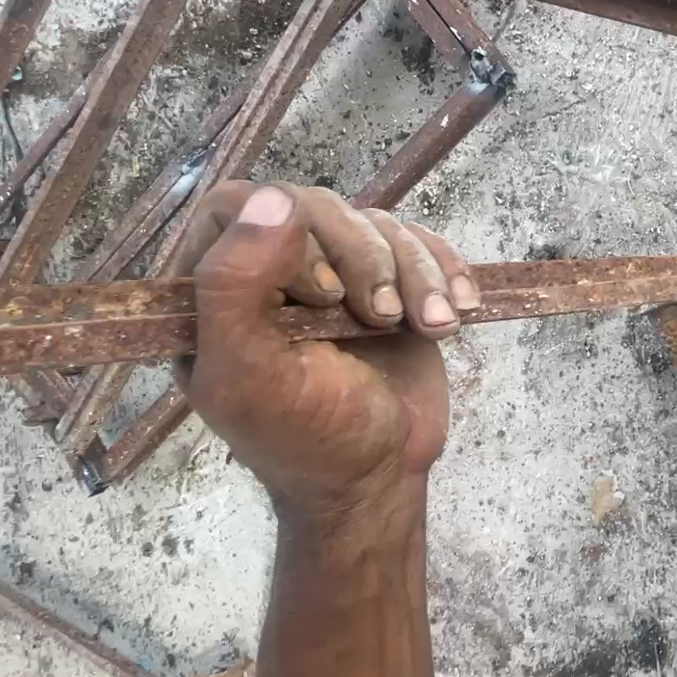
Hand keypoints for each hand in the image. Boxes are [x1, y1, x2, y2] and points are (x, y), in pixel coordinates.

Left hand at [173, 181, 478, 516]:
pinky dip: (449, 270)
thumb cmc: (309, 440)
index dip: (287, 234)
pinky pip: (425, 243)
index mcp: (215, 290)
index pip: (239, 207)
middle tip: (381, 318)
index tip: (322, 297)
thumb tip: (274, 199)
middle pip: (323, 207)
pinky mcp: (396, 283)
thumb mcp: (254, 377)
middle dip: (366, 259)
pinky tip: (460, 308)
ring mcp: (342, 274)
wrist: (382, 476)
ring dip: (418, 273)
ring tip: (433, 325)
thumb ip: (236, 289)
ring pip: (381, 224)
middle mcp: (277, 271)